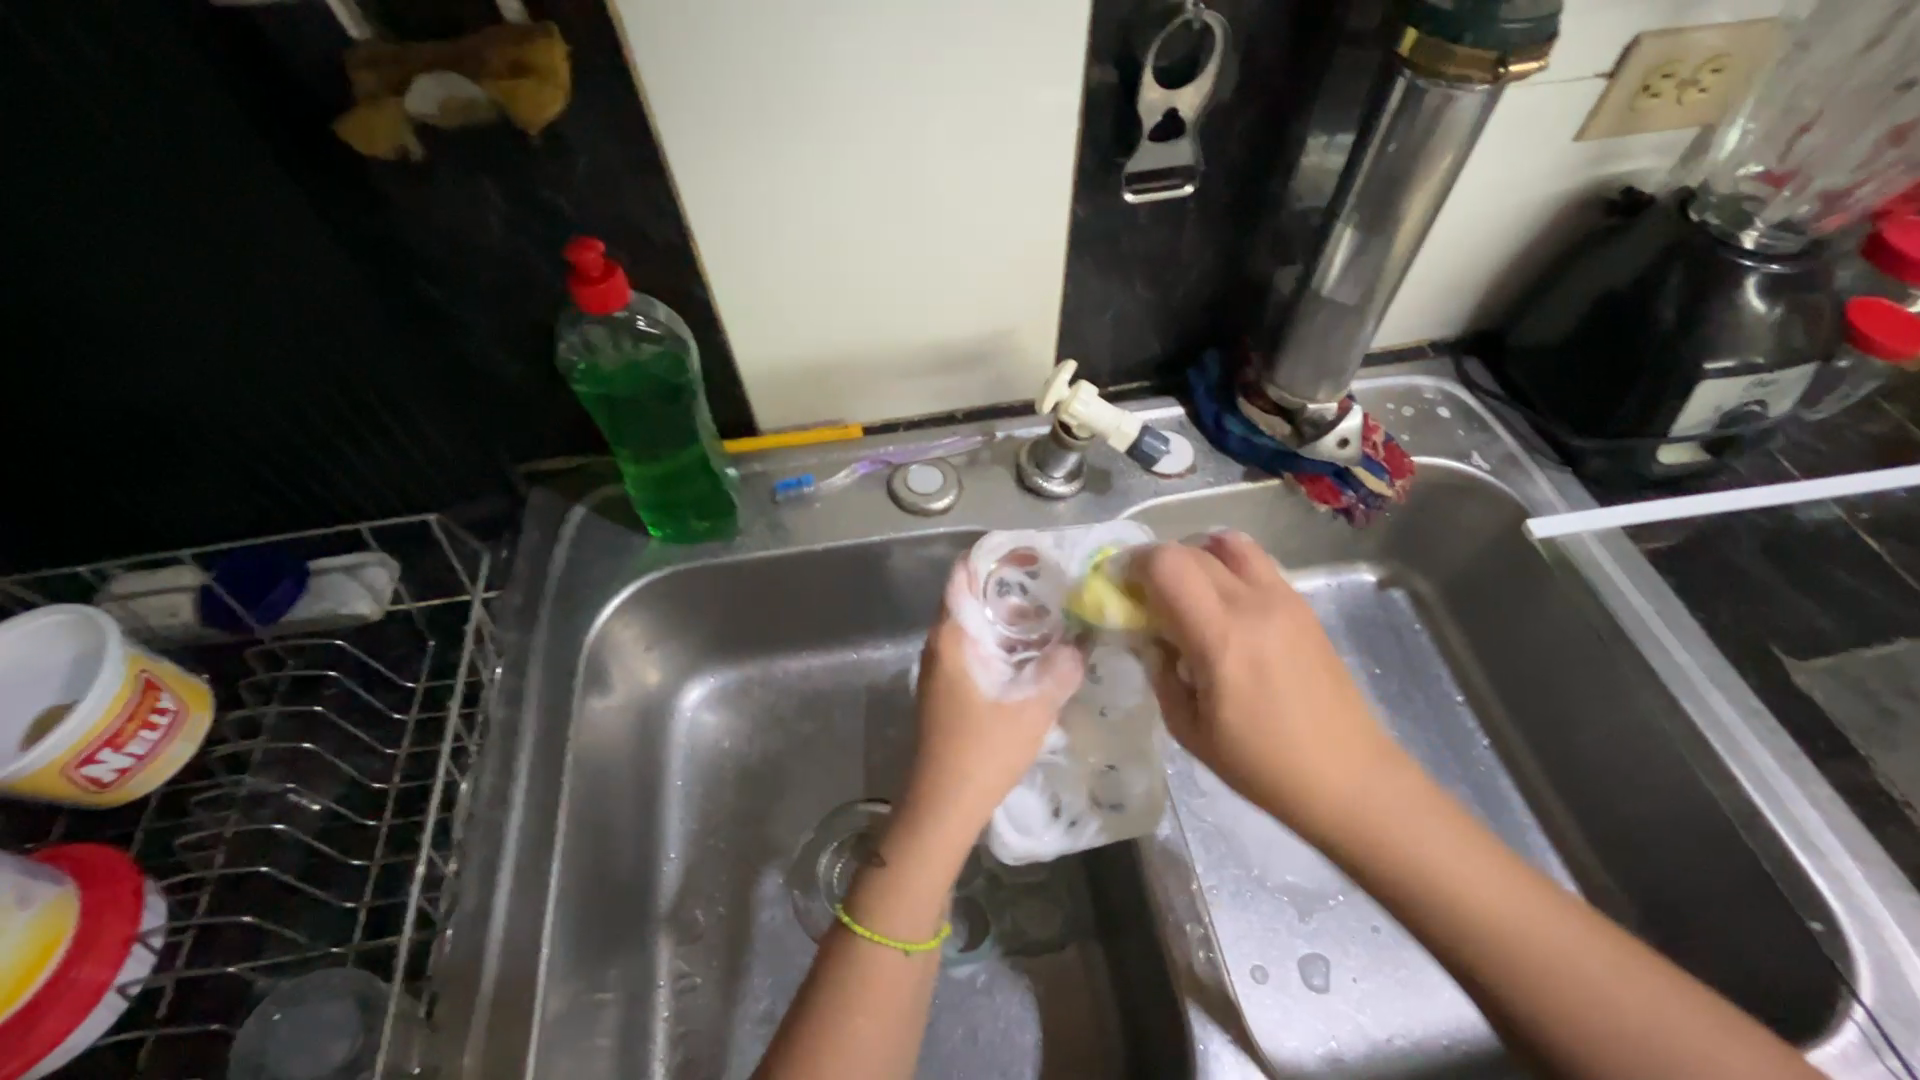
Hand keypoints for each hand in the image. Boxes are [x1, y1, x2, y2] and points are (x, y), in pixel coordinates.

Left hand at [895, 562, 1083, 850]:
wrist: (942, 806)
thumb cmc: (982, 751)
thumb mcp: (1032, 709)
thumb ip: (1058, 670)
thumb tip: (1076, 646)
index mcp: (952, 637)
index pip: (964, 576)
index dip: (996, 558)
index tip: (1034, 552)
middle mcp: (940, 645)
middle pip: (973, 600)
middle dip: (1012, 589)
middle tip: (1058, 584)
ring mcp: (942, 670)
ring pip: (977, 629)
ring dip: (1011, 622)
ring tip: (1056, 618)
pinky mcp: (950, 691)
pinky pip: (977, 652)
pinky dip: (1004, 647)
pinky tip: (1038, 658)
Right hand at [1134, 532, 1405, 840]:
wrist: (1347, 776)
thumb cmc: (1260, 764)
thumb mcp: (1188, 728)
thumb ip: (1160, 672)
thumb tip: (1150, 639)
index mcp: (1220, 636)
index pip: (1165, 564)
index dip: (1132, 567)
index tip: (1119, 592)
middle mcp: (1253, 603)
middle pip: (1191, 548)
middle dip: (1157, 564)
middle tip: (1145, 598)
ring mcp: (1284, 599)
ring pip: (1228, 543)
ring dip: (1196, 556)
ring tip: (1186, 594)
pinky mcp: (1302, 606)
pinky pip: (1255, 563)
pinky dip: (1226, 568)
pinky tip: (1222, 608)